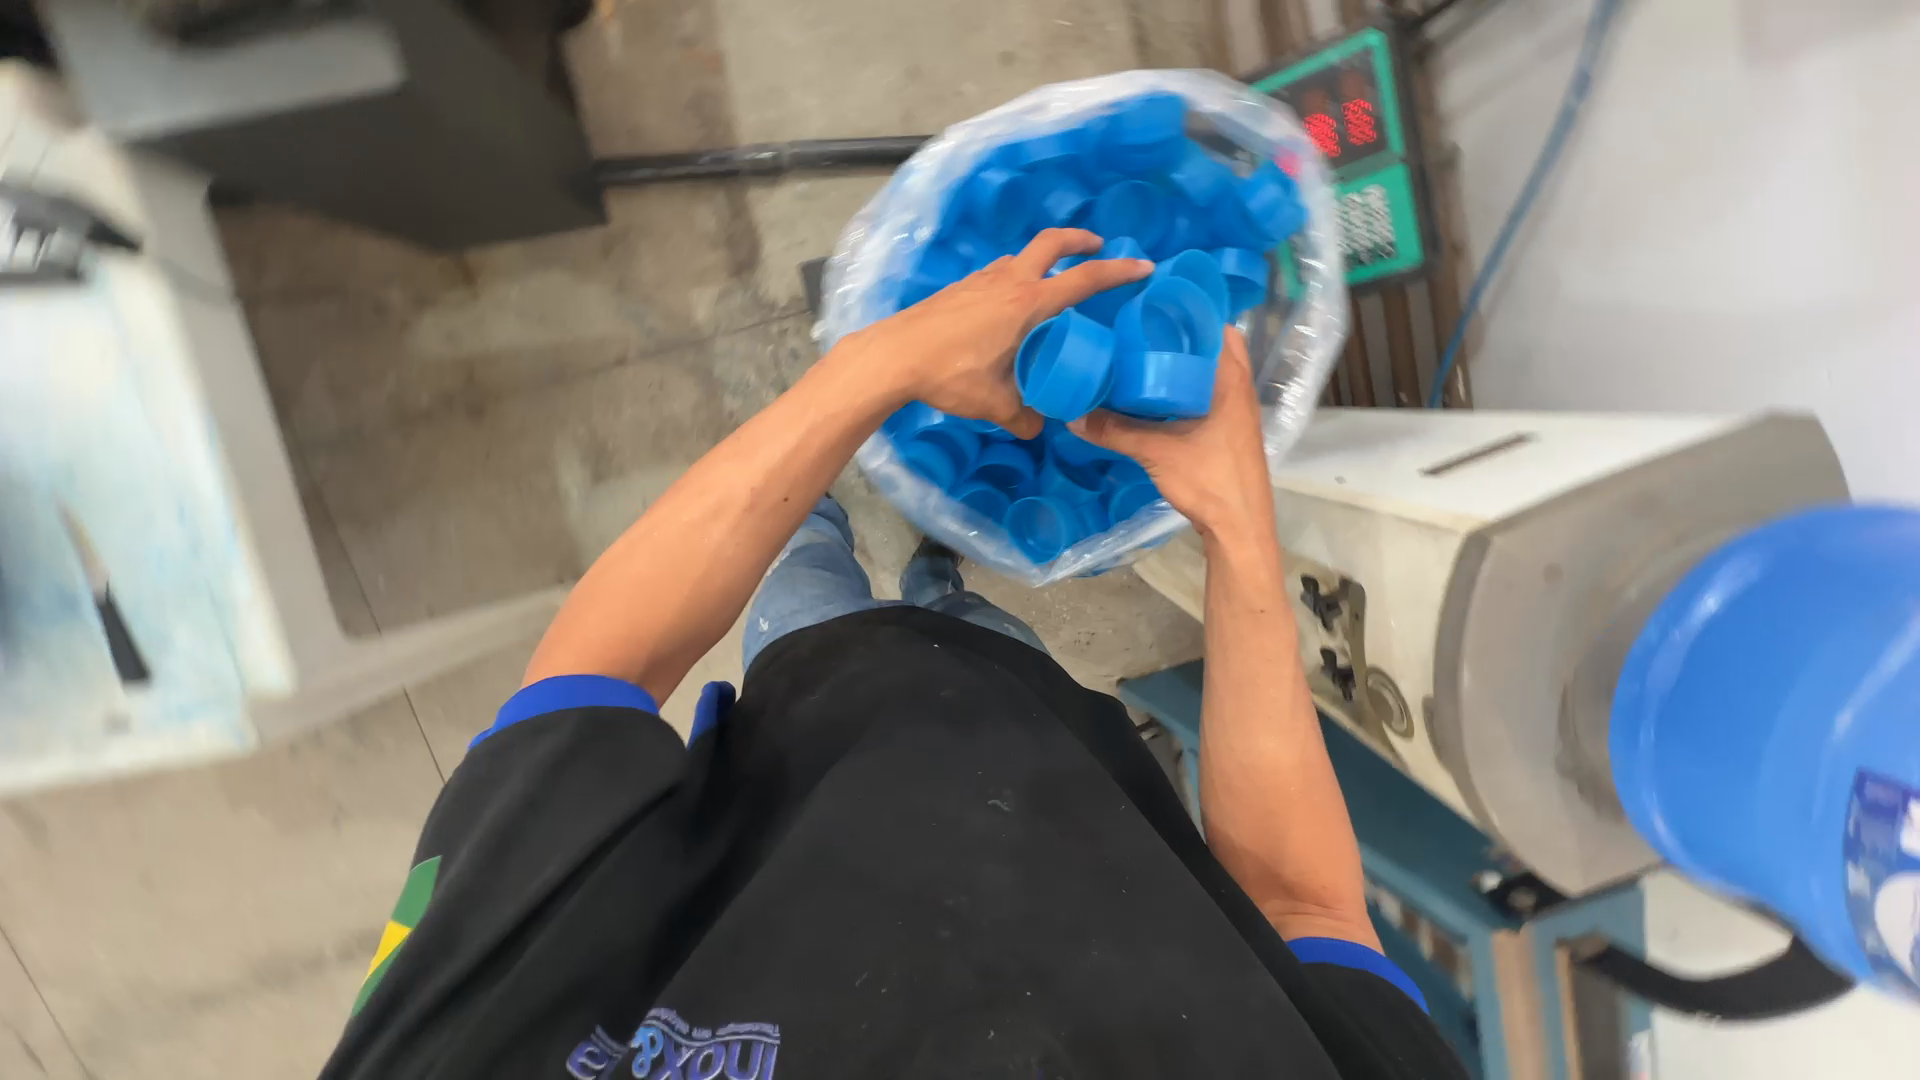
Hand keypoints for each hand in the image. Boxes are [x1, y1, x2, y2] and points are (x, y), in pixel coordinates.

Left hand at [844, 228, 1152, 438]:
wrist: (895, 355)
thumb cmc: (950, 374)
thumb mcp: (994, 403)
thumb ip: (1022, 416)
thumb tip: (1036, 428)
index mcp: (1028, 303)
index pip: (1084, 280)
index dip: (1118, 272)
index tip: (1143, 267)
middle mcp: (1008, 281)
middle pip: (1052, 242)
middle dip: (1080, 240)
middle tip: (1098, 249)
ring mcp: (981, 280)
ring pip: (1020, 256)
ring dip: (1042, 259)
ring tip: (1051, 282)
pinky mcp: (960, 288)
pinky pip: (998, 272)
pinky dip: (1014, 276)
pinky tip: (1007, 305)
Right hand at [1070, 328, 1275, 542]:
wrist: (1238, 526)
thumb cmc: (1208, 480)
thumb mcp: (1155, 451)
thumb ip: (1114, 430)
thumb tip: (1072, 415)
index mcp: (1229, 379)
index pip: (1214, 326)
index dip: (1185, 311)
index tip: (1149, 304)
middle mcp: (1238, 387)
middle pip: (1209, 347)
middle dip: (1177, 336)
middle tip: (1137, 329)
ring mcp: (1235, 410)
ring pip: (1206, 372)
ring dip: (1180, 364)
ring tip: (1139, 355)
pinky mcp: (1226, 430)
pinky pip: (1204, 393)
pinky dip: (1182, 387)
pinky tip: (1153, 395)